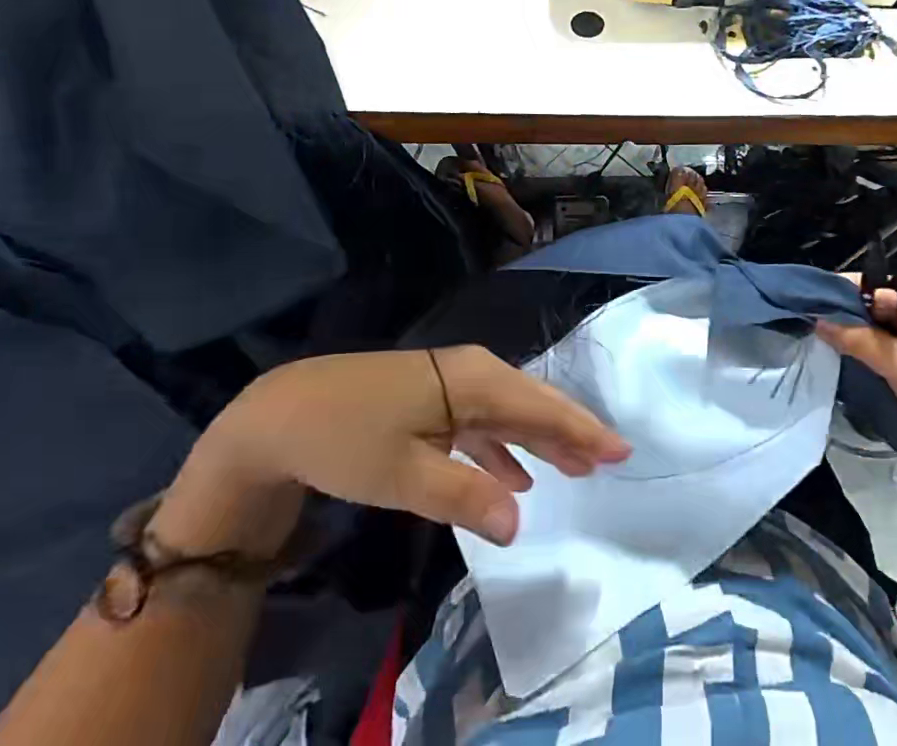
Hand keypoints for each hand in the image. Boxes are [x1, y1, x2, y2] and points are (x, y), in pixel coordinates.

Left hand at [153, 347, 630, 554]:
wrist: (275, 416)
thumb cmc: (344, 441)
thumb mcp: (405, 477)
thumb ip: (468, 497)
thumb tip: (520, 523)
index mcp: (474, 382)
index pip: (543, 408)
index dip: (583, 431)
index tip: (621, 451)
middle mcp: (471, 373)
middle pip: (534, 403)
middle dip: (571, 432)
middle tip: (608, 459)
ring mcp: (451, 382)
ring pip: (510, 412)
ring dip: (540, 441)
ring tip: (573, 469)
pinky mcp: (432, 396)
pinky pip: (482, 421)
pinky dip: (503, 447)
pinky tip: (516, 476)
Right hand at [814, 278, 896, 440]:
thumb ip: (860, 340)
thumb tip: (817, 320)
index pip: (861, 283)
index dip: (831, 294)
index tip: (802, 308)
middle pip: (858, 299)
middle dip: (832, 312)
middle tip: (800, 326)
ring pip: (859, 320)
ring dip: (838, 330)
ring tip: (808, 338)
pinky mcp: (895, 348)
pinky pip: (865, 337)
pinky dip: (849, 344)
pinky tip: (828, 351)